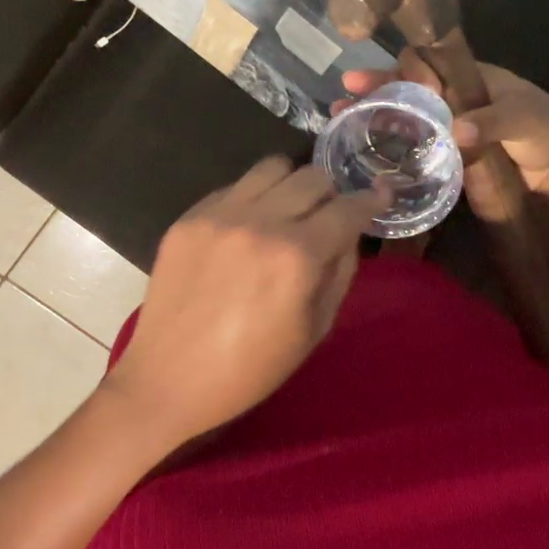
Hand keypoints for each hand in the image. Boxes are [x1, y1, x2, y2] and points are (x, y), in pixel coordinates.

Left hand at [101, 157, 389, 445]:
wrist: (168, 380)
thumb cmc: (250, 370)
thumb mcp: (313, 330)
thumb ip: (339, 273)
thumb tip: (347, 235)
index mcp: (297, 256)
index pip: (347, 208)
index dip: (371, 200)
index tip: (380, 195)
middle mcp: (259, 222)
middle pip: (312, 177)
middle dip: (331, 194)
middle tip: (329, 216)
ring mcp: (218, 215)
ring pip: (272, 168)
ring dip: (291, 185)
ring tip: (288, 212)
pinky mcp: (187, 218)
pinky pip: (233, 188)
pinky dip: (252, 199)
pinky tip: (247, 230)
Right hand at [339, 54, 548, 201]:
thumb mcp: (526, 120)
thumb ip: (492, 123)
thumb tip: (454, 130)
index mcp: (471, 78)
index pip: (425, 64)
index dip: (395, 71)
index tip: (366, 81)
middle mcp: (454, 100)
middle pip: (406, 90)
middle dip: (374, 94)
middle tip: (342, 103)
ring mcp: (448, 131)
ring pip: (405, 119)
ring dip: (374, 120)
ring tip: (342, 124)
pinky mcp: (448, 160)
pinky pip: (415, 149)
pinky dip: (390, 149)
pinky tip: (365, 155)